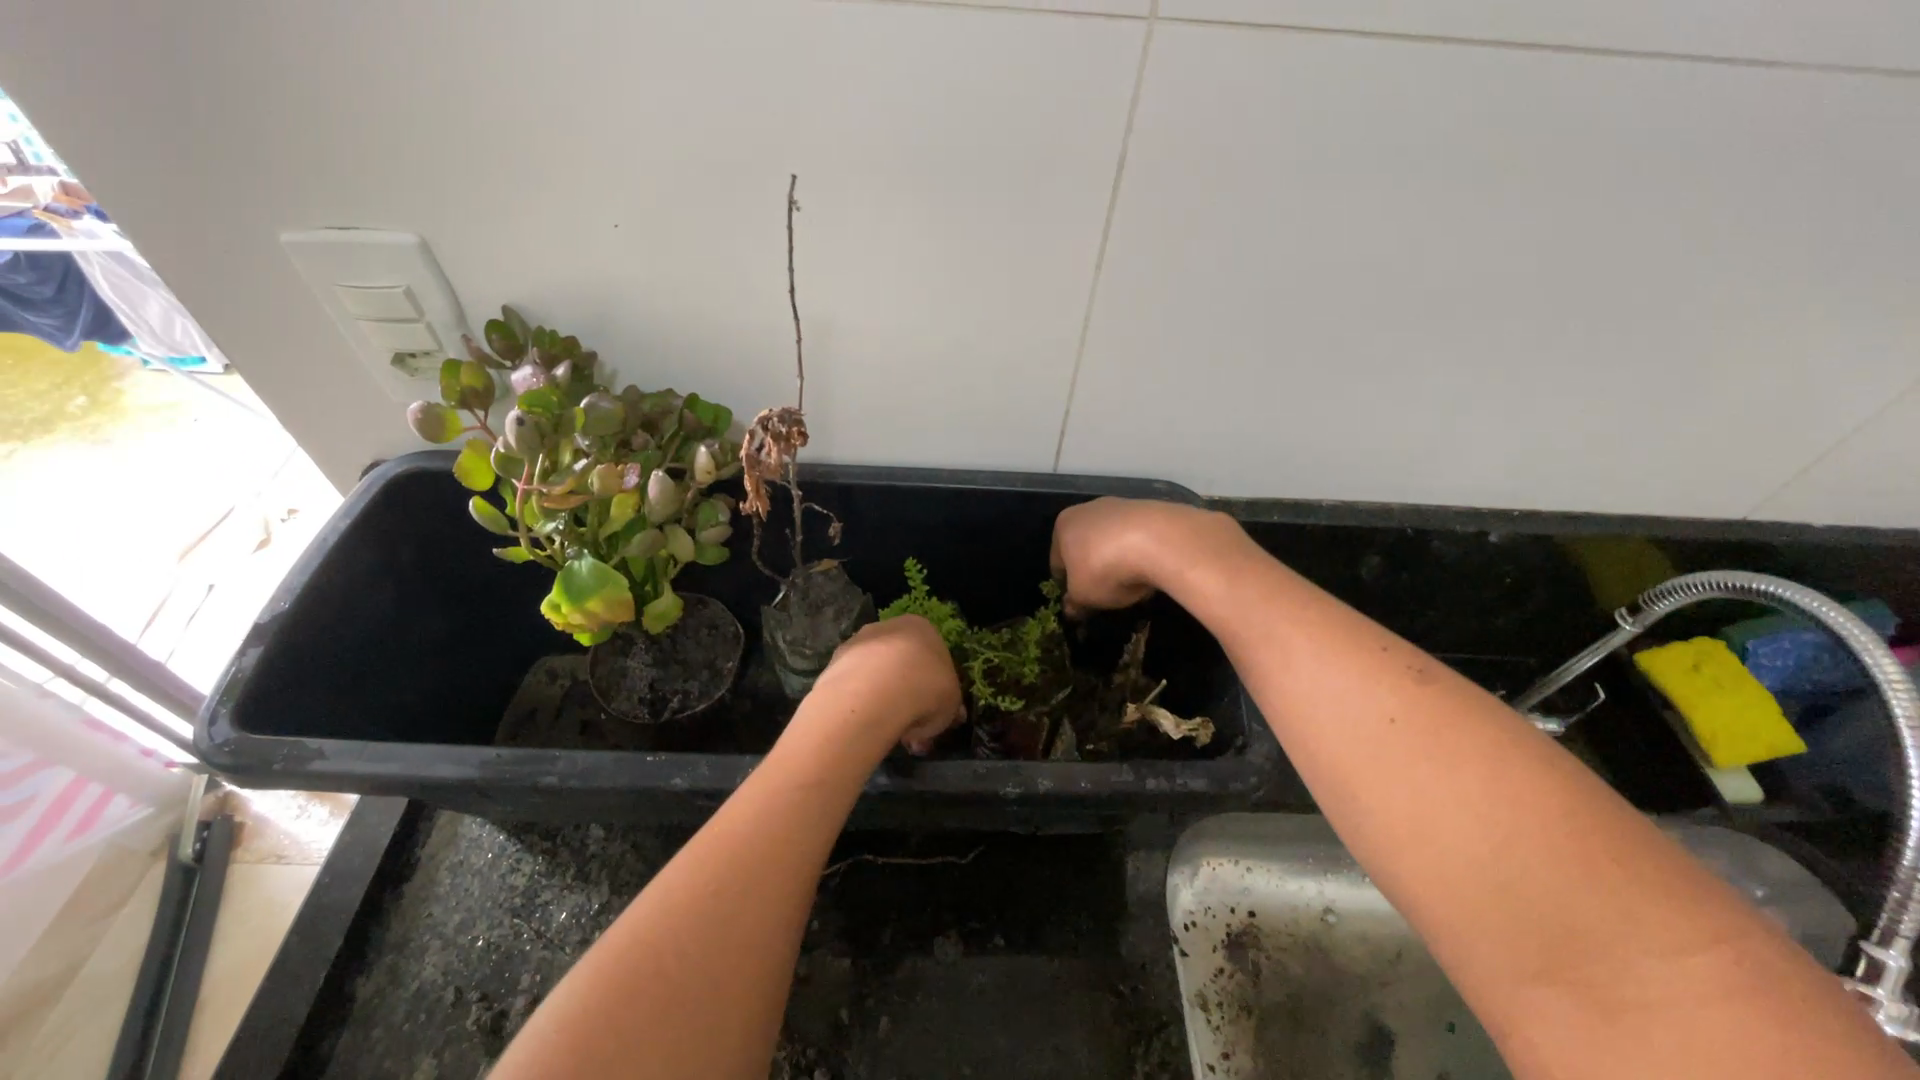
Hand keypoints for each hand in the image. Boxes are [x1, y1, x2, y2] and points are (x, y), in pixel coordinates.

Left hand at [813, 616, 964, 754]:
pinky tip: (866, 726)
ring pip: (875, 675)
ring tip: (888, 734)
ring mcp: (858, 642)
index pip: (932, 658)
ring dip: (882, 702)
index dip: (934, 689)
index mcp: (923, 628)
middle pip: (902, 665)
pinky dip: (860, 705)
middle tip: (911, 730)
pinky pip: (854, 686)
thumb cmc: (927, 688)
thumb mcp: (951, 704)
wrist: (877, 689)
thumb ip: (950, 708)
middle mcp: (889, 627)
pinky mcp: (834, 662)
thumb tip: (952, 716)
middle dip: (907, 697)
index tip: (933, 713)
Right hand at [1050, 497, 1250, 615]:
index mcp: (1063, 526)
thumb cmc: (1105, 568)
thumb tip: (1071, 609)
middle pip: (1085, 546)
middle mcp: (1088, 509)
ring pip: (1113, 541)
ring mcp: (1120, 505)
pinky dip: (1140, 552)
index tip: (1079, 601)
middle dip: (1093, 569)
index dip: (1066, 584)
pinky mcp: (1149, 509)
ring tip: (1132, 584)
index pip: (1057, 561)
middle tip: (1105, 594)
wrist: (1159, 540)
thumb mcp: (1084, 596)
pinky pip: (1138, 537)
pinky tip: (1151, 569)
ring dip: (1118, 561)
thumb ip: (1075, 603)